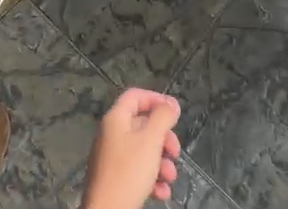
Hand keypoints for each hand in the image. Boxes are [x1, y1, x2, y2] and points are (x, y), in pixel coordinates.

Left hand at [82, 88, 182, 208]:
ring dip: (162, 162)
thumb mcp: (151, 140)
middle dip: (164, 138)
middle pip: (143, 125)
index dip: (156, 99)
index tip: (174, 112)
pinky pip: (137, 171)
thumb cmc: (128, 172)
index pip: (135, 96)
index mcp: (115, 119)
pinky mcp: (115, 180)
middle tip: (176, 151)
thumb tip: (171, 104)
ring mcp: (112, 159)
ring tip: (171, 177)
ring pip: (143, 151)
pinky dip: (152, 178)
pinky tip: (162, 192)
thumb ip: (163, 117)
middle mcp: (111, 135)